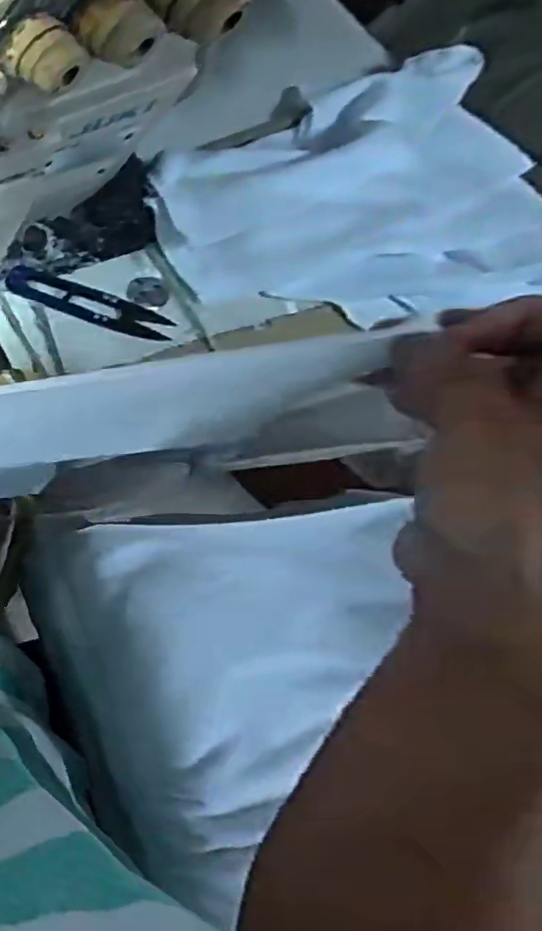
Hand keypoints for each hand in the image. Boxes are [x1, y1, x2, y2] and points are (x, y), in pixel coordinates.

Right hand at [385, 298, 541, 639]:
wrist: (516, 611)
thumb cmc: (518, 512)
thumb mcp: (478, 431)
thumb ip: (448, 374)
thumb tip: (414, 340)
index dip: (511, 319)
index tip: (436, 341)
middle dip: (482, 347)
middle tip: (408, 358)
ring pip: (528, 390)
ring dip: (467, 379)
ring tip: (402, 388)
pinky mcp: (540, 478)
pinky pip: (513, 423)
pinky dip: (469, 411)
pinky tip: (422, 417)